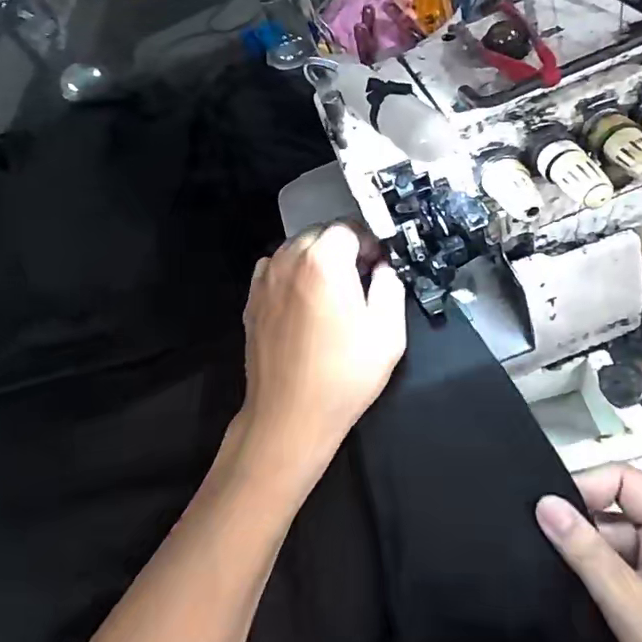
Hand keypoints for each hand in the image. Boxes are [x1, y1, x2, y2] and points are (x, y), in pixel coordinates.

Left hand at [239, 223, 406, 459]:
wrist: (289, 414)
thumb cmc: (343, 375)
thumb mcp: (388, 333)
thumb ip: (390, 286)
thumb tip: (382, 269)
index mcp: (324, 261)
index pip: (349, 227)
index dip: (369, 242)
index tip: (378, 263)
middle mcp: (289, 260)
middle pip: (320, 233)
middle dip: (343, 247)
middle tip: (360, 277)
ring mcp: (266, 279)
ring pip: (295, 248)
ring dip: (316, 258)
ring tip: (332, 291)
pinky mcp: (252, 298)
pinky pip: (275, 269)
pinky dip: (292, 274)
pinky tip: (304, 301)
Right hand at [535, 466, 641, 641]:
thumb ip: (593, 562)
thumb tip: (543, 503)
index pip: (625, 482)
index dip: (583, 488)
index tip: (541, 512)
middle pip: (614, 519)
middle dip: (577, 535)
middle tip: (533, 550)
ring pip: (612, 555)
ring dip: (583, 567)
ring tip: (543, 575)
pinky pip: (619, 586)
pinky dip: (594, 593)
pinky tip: (566, 600)